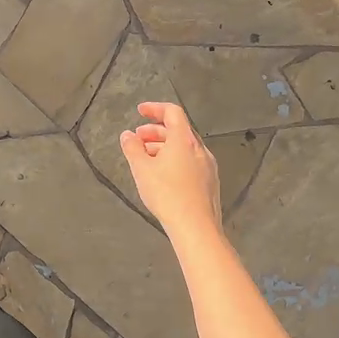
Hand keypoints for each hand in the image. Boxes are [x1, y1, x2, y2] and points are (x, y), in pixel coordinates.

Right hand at [121, 101, 222, 240]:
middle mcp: (200, 150)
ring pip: (184, 147)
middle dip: (155, 130)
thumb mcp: (141, 168)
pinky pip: (191, 162)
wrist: (196, 229)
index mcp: (184, 140)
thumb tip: (127, 135)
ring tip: (146, 157)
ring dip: (164, 146)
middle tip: (138, 138)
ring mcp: (208, 167)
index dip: (155, 108)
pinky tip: (162, 175)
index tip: (140, 111)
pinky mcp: (210, 184)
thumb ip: (132, 147)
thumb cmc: (166, 193)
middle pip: (179, 130)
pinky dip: (175, 159)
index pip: (173, 112)